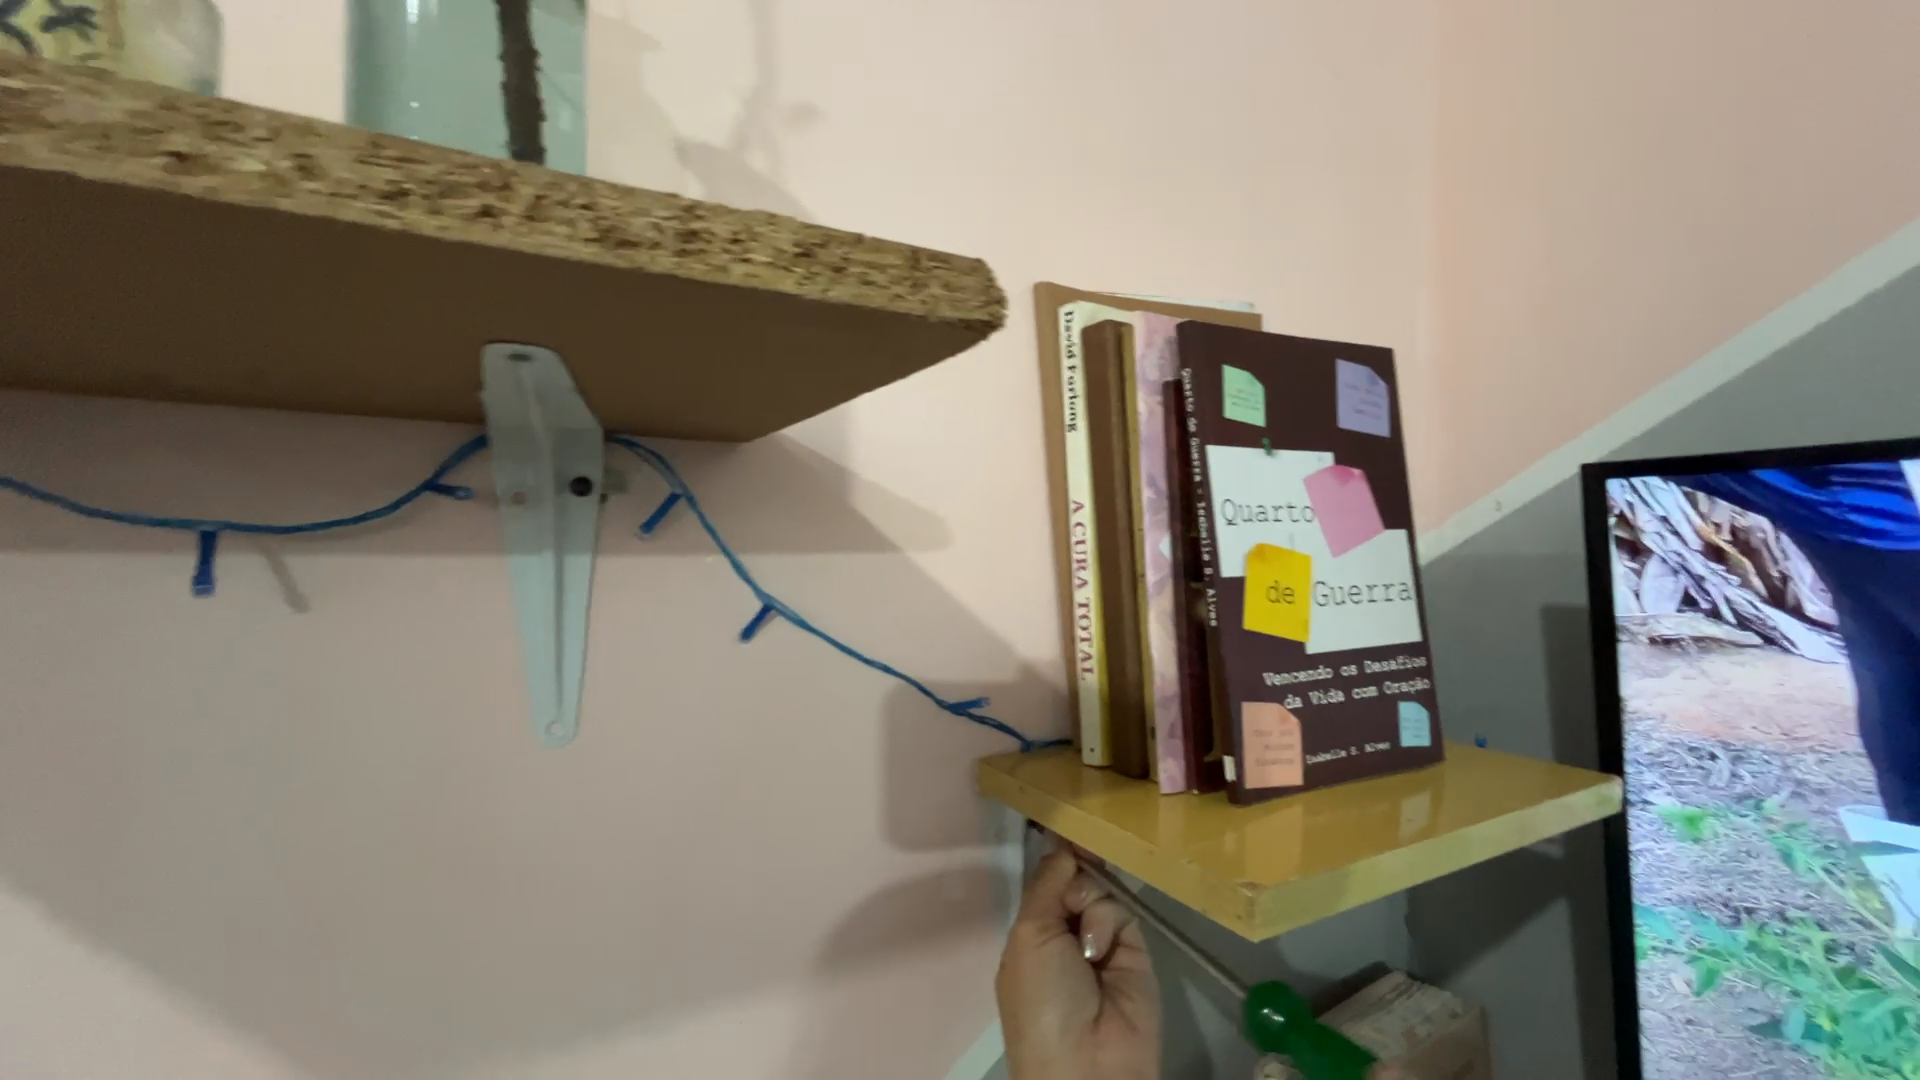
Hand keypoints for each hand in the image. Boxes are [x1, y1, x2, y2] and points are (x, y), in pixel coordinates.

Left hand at [995, 844, 1160, 1079]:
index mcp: (1033, 932)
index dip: (1055, 855)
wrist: (1089, 1065)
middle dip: (1074, 872)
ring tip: (1083, 942)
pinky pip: (1122, 910)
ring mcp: (1102, 939)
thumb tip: (1060, 843)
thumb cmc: (1042, 998)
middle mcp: (1066, 931)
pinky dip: (1108, 921)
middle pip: (1076, 878)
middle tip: (1074, 877)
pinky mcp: (1136, 948)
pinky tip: (1099, 950)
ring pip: (1099, 889)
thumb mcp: (1029, 936)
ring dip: (1088, 904)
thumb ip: (1047, 885)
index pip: (1047, 880)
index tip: (1064, 822)